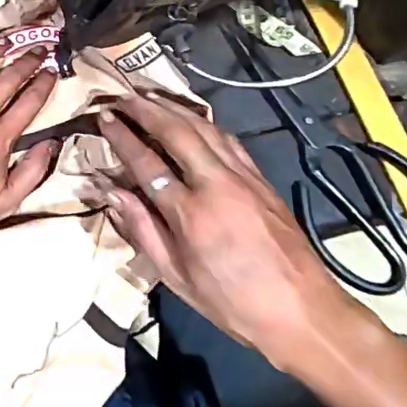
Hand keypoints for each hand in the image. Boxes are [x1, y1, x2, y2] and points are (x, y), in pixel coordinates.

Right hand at [90, 93, 369, 365]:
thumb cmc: (232, 302)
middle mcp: (217, 184)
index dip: (122, 137)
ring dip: (175, 108)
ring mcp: (244, 177)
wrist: (302, 310)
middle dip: (146, 109)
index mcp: (191, 214)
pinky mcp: (261, 179)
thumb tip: (110, 193)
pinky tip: (192, 118)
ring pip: (205, 128)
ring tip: (151, 96)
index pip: (147, 163)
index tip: (105, 118)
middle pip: (177, 132)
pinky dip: (205, 123)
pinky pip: (228, 139)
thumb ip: (142, 229)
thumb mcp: (176, 276)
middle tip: (123, 96)